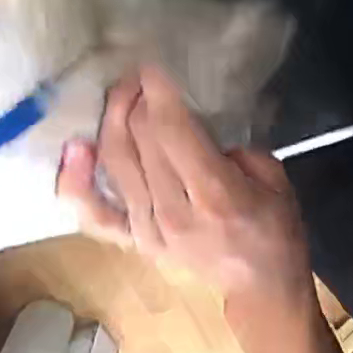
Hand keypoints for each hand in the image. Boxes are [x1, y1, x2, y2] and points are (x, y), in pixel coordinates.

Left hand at [56, 66, 313, 317]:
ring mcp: (149, 229)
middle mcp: (174, 210)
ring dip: (114, 120)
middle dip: (137, 99)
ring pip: (116, 163)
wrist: (262, 286)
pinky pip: (94, 213)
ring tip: (120, 96)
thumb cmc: (278, 231)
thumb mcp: (277, 182)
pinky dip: (75, 181)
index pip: (173, 131)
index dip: (159, 93)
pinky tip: (75, 150)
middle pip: (140, 139)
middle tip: (142, 79)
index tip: (152, 66)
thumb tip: (201, 136)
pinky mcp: (136, 242)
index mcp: (216, 194)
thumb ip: (239, 152)